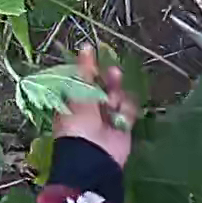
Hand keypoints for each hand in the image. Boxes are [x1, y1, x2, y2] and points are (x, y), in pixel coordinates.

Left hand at [53, 45, 138, 166]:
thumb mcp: (79, 94)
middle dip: (109, 80)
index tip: (96, 59)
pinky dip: (126, 112)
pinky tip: (120, 116)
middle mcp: (90, 108)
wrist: (94, 156)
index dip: (91, 70)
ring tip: (113, 103)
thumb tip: (85, 46)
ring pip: (118, 96)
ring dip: (117, 96)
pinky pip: (128, 110)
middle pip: (104, 86)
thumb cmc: (79, 125)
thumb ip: (84, 71)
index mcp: (73, 101)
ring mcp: (107, 117)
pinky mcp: (122, 126)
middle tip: (114, 74)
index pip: (84, 79)